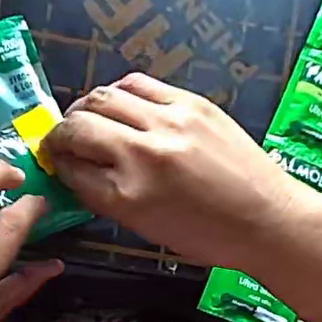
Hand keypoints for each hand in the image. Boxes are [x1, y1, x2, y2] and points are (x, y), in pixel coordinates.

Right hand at [39, 74, 318, 268]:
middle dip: (59, 134)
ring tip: (85, 118)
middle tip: (59, 141)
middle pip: (78, 127)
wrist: (266, 218)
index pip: (71, 168)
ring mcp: (169, 122)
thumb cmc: (207, 237)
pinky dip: (119, 93)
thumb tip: (78, 170)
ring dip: (84, 107)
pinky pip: (138, 84)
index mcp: (127, 196)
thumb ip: (105, 196)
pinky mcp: (192, 103)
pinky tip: (118, 104)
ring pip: (103, 97)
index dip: (56, 164)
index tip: (54, 162)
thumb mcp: (145, 227)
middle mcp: (142, 154)